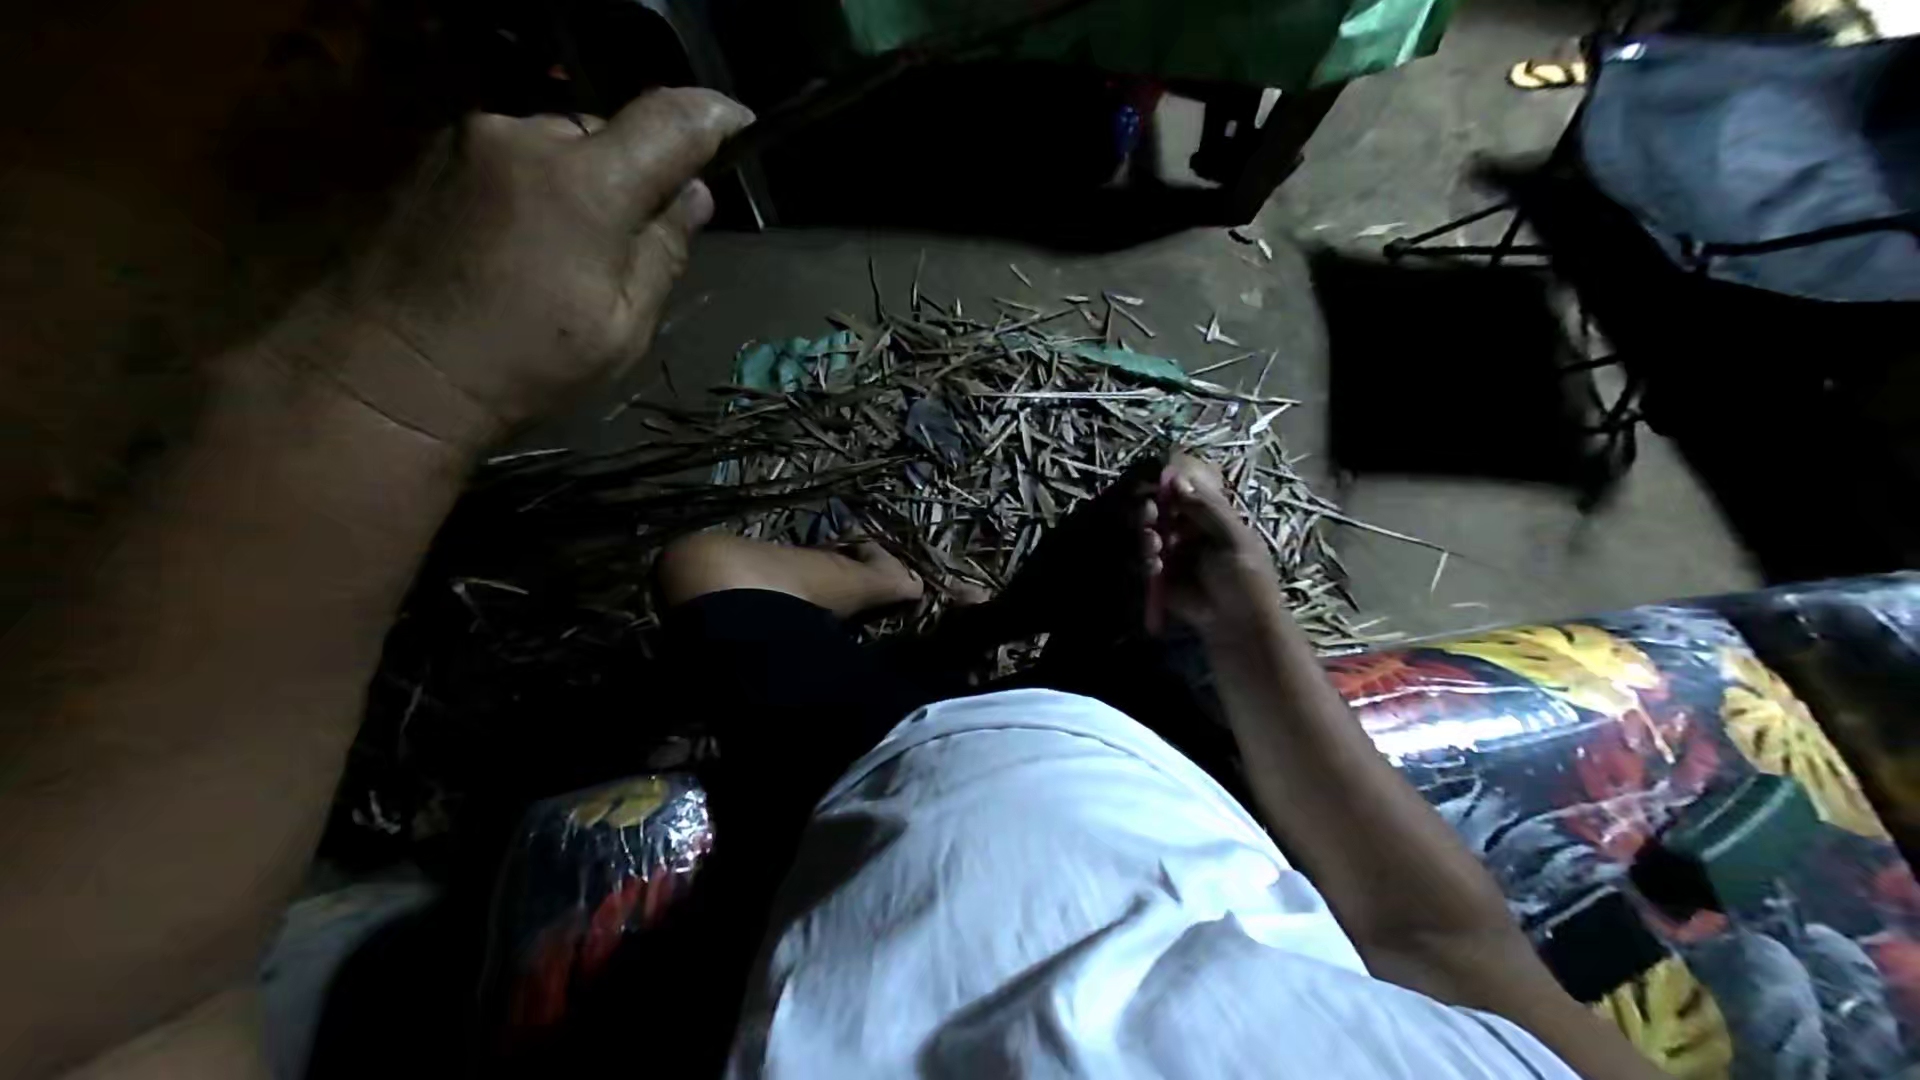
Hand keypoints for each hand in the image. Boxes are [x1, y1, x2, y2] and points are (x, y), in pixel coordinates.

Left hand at [304, 89, 752, 449]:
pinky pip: (523, 155)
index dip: (715, 117)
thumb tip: (694, 194)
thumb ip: (664, 250)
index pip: (670, 120)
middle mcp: (527, 137)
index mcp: (586, 185)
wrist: (394, 371)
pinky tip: (537, 244)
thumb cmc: (530, 364)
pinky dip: (550, 185)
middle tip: (646, 239)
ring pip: (566, 144)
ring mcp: (473, 138)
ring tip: (583, 252)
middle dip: (643, 175)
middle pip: (614, 133)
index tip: (742, 124)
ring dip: (593, 182)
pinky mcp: (439, 153)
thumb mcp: (625, 325)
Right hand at [1139, 454, 1285, 637]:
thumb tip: (1177, 478)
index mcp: (1213, 520)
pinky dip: (1146, 561)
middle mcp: (1190, 534)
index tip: (1155, 487)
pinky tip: (1154, 566)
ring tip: (1154, 546)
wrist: (1238, 624)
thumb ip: (1204, 508)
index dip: (1168, 489)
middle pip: (1161, 513)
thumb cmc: (1244, 577)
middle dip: (1151, 512)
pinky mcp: (1161, 578)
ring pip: (1150, 536)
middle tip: (1148, 515)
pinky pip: (1146, 562)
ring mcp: (1174, 556)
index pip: (1185, 496)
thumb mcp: (1231, 537)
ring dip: (1147, 537)